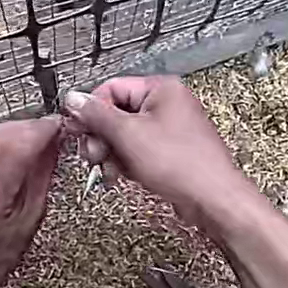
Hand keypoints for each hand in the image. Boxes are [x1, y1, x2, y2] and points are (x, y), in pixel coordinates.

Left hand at [0, 116, 61, 284]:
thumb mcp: (32, 216)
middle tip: (56, 132)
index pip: (17, 144)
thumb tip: (55, 142)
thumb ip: (42, 174)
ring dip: (21, 132)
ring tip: (43, 141)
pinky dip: (7, 141)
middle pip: (3, 134)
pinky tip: (22, 150)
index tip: (61, 125)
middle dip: (33, 127)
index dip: (42, 129)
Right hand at [62, 76, 254, 222]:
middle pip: (117, 112)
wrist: (212, 199)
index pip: (111, 88)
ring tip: (112, 169)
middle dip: (102, 136)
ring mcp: (171, 127)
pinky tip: (125, 175)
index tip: (78, 129)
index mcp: (161, 89)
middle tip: (94, 154)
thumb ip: (97, 115)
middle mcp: (168, 103)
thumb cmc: (183, 165)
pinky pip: (139, 149)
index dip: (91, 110)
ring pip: (125, 134)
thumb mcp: (128, 135)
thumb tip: (74, 99)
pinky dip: (128, 162)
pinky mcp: (171, 150)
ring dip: (113, 152)